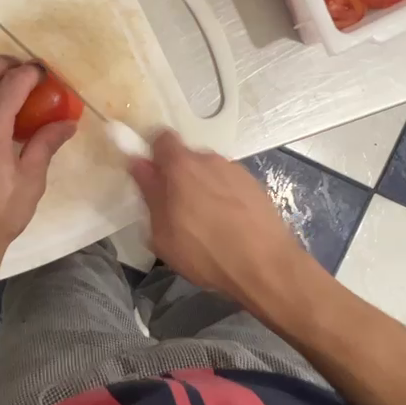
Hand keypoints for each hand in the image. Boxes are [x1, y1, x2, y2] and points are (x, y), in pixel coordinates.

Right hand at [129, 130, 313, 308]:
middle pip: (186, 158)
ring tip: (206, 223)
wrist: (266, 266)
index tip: (150, 175)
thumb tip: (139, 164)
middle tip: (176, 209)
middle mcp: (210, 160)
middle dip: (178, 177)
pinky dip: (224, 198)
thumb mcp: (163, 233)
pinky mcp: (255, 185)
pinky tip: (229, 225)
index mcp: (181, 166)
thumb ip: (150, 193)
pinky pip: (229, 184)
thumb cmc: (206, 253)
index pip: (161, 138)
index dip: (153, 153)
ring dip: (202, 189)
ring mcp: (236, 171)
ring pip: (209, 172)